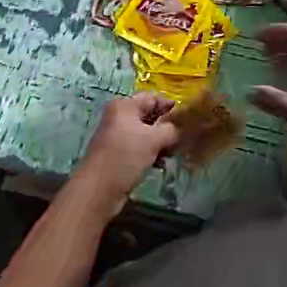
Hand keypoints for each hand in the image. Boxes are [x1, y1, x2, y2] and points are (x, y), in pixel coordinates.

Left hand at [75, 93, 178, 207]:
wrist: (99, 189)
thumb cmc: (126, 156)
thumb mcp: (153, 139)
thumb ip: (171, 129)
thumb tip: (181, 127)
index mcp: (124, 106)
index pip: (152, 98)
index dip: (170, 106)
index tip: (187, 117)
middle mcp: (118, 117)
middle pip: (149, 116)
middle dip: (166, 127)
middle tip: (182, 138)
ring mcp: (117, 136)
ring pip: (145, 134)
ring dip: (160, 142)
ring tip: (171, 154)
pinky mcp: (117, 154)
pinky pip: (139, 148)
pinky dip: (150, 153)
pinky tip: (160, 164)